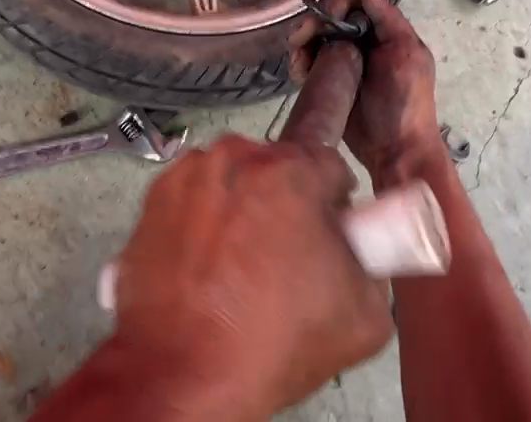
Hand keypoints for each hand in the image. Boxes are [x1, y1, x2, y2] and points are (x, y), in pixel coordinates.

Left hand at [107, 135, 393, 418]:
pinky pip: (194, 191)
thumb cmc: (270, 342)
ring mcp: (191, 173)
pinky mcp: (157, 194)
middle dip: (288, 197)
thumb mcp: (364, 313)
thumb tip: (361, 242)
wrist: (186, 372)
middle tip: (287, 249)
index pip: (329, 164)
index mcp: (291, 173)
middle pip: (278, 164)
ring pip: (233, 174)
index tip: (330, 225)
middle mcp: (236, 158)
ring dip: (243, 200)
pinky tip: (209, 256)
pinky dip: (203, 212)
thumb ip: (373, 258)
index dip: (335, 198)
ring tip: (242, 257)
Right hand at [292, 0, 446, 183]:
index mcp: (386, 34)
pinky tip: (297, 73)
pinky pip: (311, 63)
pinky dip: (301, 63)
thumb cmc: (406, 103)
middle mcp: (364, 44)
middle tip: (298, 41)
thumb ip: (389, 21)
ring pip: (317, 41)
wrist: (396, 151)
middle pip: (332, 21)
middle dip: (313, 27)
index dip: (339, 6)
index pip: (358, 4)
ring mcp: (346, 64)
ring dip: (303, 45)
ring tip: (297, 63)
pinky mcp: (331, 83)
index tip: (328, 20)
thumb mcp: (407, 56)